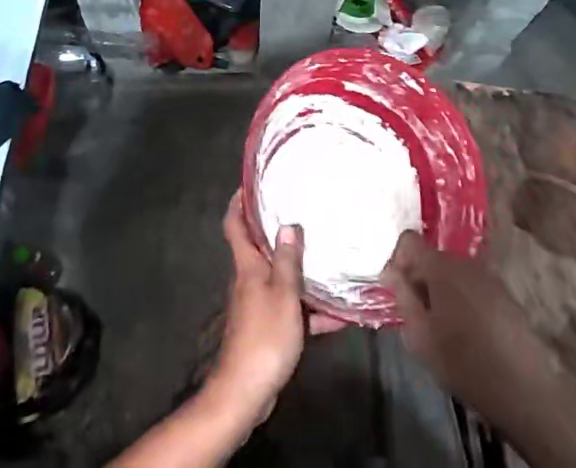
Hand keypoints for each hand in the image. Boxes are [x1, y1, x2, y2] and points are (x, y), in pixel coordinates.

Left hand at [212, 191, 342, 418]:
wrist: (246, 390)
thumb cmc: (264, 335)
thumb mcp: (283, 295)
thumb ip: (288, 261)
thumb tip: (288, 224)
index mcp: (247, 266)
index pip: (234, 224)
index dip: (237, 202)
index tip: (249, 185)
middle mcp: (248, 280)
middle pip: (260, 250)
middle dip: (279, 236)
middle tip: (306, 219)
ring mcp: (257, 305)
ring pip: (280, 281)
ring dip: (303, 276)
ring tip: (332, 264)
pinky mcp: (268, 329)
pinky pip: (291, 311)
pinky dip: (311, 312)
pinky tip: (340, 316)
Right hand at [381, 232, 555, 423]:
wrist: (525, 392)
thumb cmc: (463, 362)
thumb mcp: (419, 334)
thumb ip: (402, 296)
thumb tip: (391, 272)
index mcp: (441, 267)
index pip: (409, 240)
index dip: (396, 260)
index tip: (395, 288)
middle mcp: (466, 263)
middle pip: (432, 257)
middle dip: (418, 276)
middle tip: (414, 310)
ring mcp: (490, 278)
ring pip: (453, 272)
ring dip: (440, 288)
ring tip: (439, 322)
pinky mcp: (507, 297)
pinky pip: (472, 286)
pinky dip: (461, 298)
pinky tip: (465, 330)